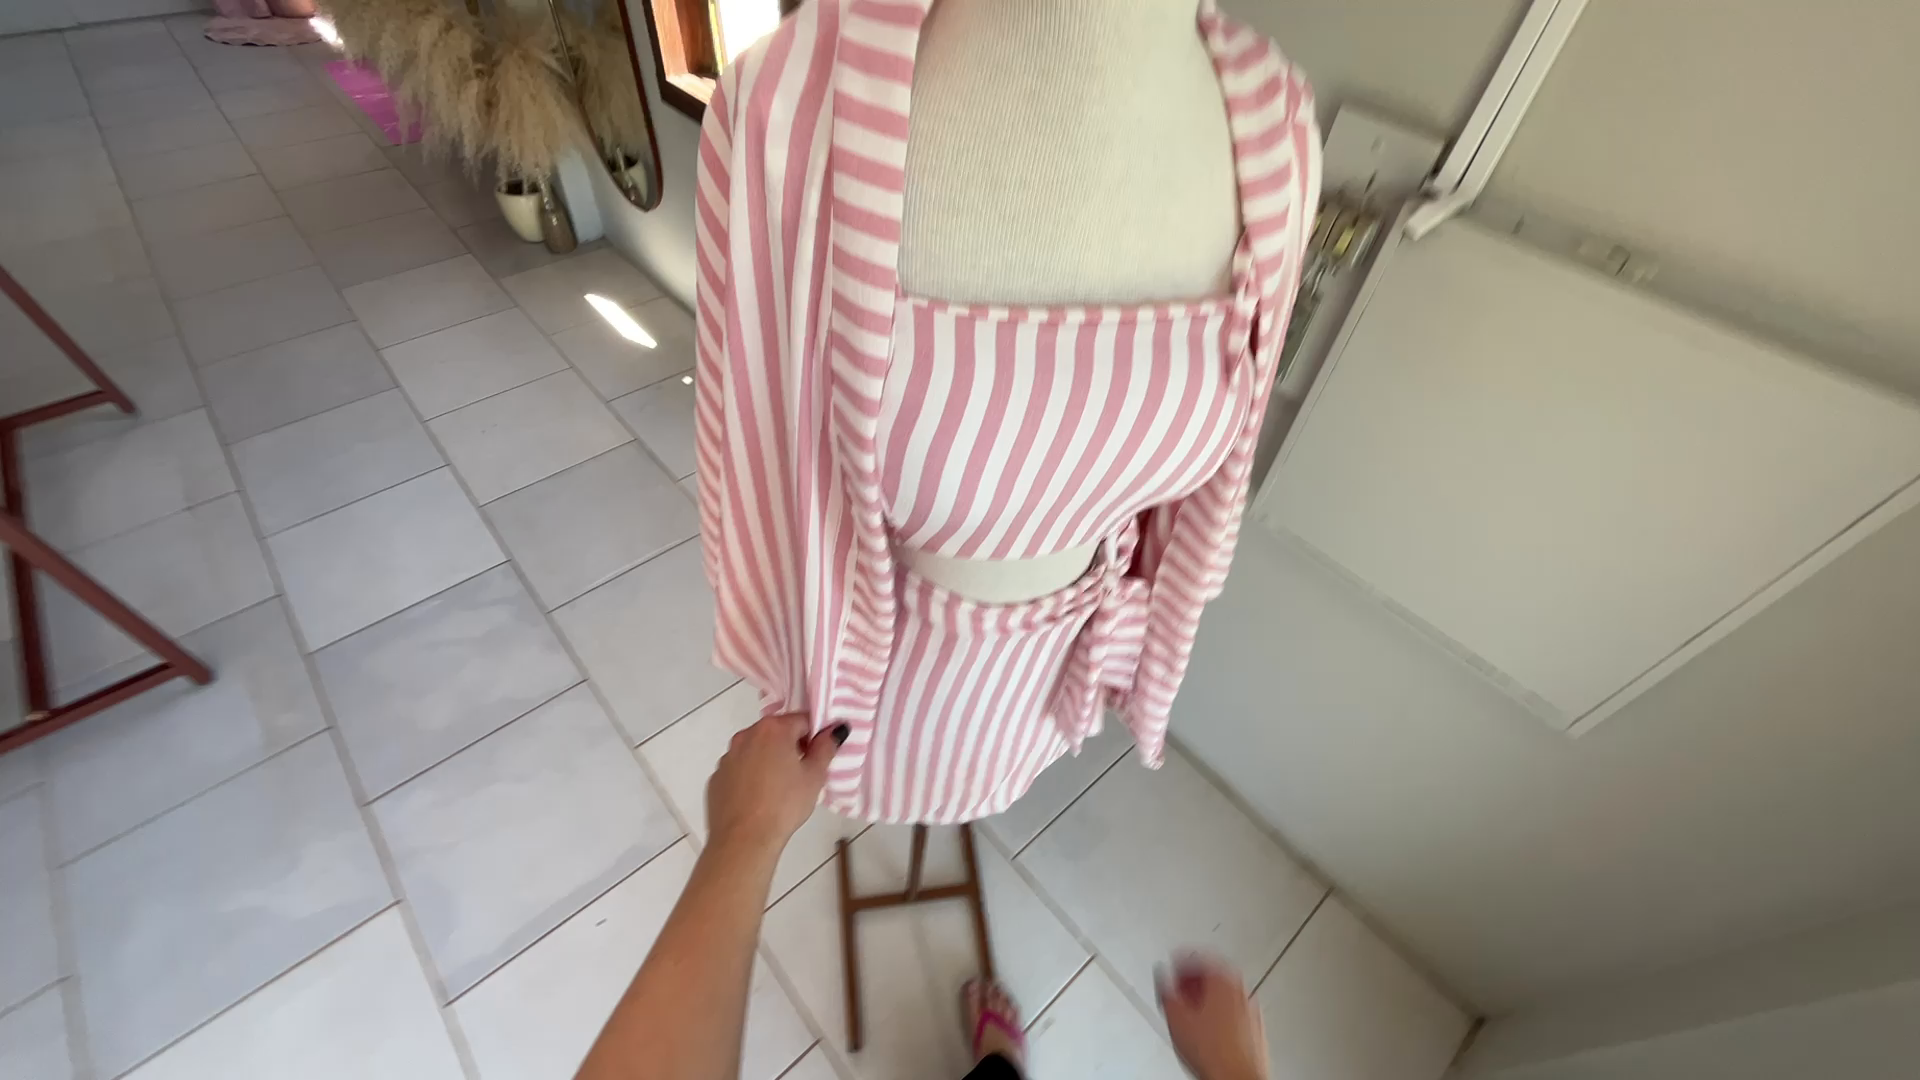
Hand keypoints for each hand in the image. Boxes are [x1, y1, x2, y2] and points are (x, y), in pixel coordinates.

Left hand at [705, 714, 846, 859]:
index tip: (818, 758)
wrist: (743, 841)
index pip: (803, 720)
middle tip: (802, 774)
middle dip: (791, 747)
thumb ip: (826, 747)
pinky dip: (750, 776)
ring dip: (769, 760)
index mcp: (773, 729)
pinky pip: (739, 769)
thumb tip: (835, 729)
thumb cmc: (784, 805)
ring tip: (779, 789)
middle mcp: (747, 735)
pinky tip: (758, 799)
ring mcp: (728, 757)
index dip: (815, 737)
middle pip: (777, 732)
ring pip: (756, 750)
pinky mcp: (716, 778)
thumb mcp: (814, 776)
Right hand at [1158, 954, 1268, 1079]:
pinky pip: (1236, 1015)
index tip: (1173, 964)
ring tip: (1192, 1012)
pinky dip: (1222, 1016)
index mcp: (1223, 976)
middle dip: (1194, 981)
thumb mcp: (1175, 1014)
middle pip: (1214, 975)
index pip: (1198, 956)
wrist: (1237, 1078)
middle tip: (1180, 989)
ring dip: (1208, 999)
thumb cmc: (1213, 1049)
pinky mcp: (1258, 1031)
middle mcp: (1241, 989)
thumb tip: (1161, 976)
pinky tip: (1210, 1032)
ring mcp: (1252, 1010)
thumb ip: (1165, 988)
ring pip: (1226, 996)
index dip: (1180, 960)